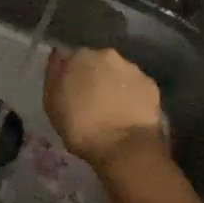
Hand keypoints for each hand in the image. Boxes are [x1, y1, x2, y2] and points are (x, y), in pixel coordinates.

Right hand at [43, 47, 164, 165]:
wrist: (124, 147)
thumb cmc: (80, 127)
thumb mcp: (52, 103)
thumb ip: (54, 74)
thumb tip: (58, 56)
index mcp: (80, 55)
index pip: (71, 56)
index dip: (70, 72)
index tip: (69, 88)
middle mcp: (108, 55)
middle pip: (97, 61)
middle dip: (94, 75)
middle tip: (91, 99)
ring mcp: (132, 69)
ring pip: (119, 73)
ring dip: (114, 84)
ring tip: (112, 109)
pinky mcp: (151, 85)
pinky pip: (137, 87)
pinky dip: (133, 96)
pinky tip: (129, 114)